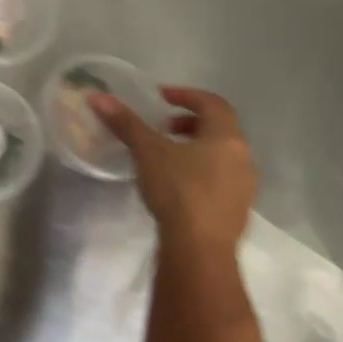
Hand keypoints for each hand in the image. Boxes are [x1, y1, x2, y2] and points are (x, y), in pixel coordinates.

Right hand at [90, 86, 255, 258]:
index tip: (160, 97)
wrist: (201, 246)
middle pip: (219, 128)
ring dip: (195, 146)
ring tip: (165, 154)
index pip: (213, 103)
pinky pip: (220, 176)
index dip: (186, 95)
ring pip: (221, 154)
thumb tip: (98, 96)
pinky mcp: (237, 207)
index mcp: (227, 138)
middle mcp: (243, 157)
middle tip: (162, 126)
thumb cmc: (178, 189)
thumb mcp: (146, 151)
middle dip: (189, 122)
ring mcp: (245, 185)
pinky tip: (176, 182)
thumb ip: (125, 122)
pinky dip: (200, 169)